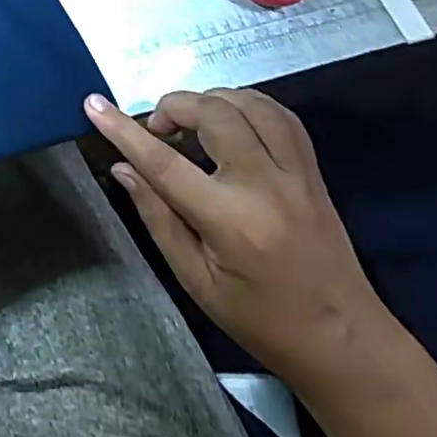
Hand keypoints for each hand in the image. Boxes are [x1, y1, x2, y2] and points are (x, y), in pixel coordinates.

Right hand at [86, 89, 436, 436]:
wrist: (342, 336)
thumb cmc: (260, 319)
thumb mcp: (196, 280)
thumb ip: (158, 217)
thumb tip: (123, 168)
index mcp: (231, 222)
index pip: (165, 162)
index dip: (124, 130)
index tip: (94, 104)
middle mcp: (266, 184)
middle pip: (213, 114)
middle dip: (174, 107)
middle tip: (156, 128)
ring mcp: (296, 169)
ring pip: (249, 102)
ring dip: (210, 100)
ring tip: (190, 121)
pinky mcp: (312, 165)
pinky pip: (278, 112)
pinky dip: (246, 103)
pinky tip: (230, 117)